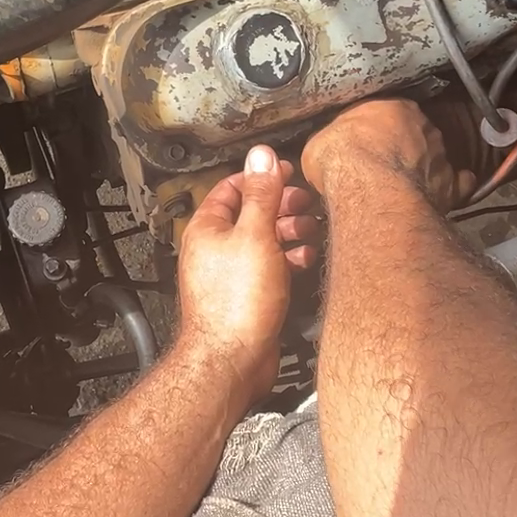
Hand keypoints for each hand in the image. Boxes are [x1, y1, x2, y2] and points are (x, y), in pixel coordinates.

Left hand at [176, 145, 322, 403]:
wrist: (231, 359)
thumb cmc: (234, 302)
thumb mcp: (254, 235)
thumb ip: (261, 195)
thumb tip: (262, 157)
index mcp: (208, 227)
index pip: (232, 187)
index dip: (261, 178)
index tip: (287, 174)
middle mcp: (215, 248)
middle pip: (250, 213)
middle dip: (280, 205)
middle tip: (304, 203)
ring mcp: (231, 272)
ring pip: (262, 240)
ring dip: (288, 232)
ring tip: (308, 229)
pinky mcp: (247, 295)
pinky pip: (269, 267)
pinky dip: (288, 259)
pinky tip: (304, 260)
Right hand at [301, 99, 474, 209]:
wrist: (369, 191)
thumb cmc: (345, 162)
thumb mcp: (319, 143)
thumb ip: (331, 141)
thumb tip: (324, 150)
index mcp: (393, 107)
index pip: (387, 111)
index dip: (375, 128)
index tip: (364, 140)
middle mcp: (422, 127)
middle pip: (414, 133)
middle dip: (401, 147)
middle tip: (380, 165)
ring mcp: (439, 155)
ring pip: (434, 157)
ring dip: (422, 167)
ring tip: (400, 185)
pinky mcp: (450, 186)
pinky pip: (456, 185)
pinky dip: (450, 190)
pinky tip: (439, 195)